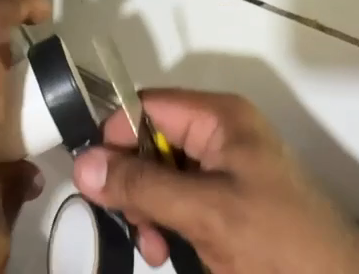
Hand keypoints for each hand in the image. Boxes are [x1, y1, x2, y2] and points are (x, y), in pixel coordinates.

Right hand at [73, 89, 358, 272]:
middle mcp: (219, 135)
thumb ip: (142, 186)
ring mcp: (225, 171)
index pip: (148, 107)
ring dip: (147, 211)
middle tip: (132, 224)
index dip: (117, 136)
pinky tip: (166, 251)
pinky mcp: (229, 206)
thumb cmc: (276, 241)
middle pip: (151, 142)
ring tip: (153, 248)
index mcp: (219, 118)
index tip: (96, 179)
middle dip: (133, 183)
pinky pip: (180, 202)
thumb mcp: (205, 212)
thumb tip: (82, 163)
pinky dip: (166, 224)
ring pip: (161, 177)